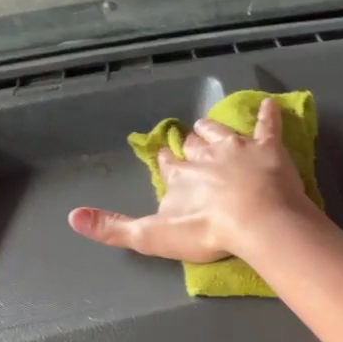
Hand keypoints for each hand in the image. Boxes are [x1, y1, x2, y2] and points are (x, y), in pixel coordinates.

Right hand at [69, 97, 314, 261]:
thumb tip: (72, 217)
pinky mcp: (269, 149)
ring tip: (212, 128)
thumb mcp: (153, 236)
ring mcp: (238, 148)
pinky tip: (270, 105)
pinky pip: (268, 125)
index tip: (167, 161)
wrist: (257, 222)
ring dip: (215, 129)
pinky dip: (269, 115)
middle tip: (193, 145)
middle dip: (191, 144)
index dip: (168, 163)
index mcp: (180, 176)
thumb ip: (114, 227)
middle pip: (194, 144)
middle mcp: (205, 155)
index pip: (168, 164)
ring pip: (221, 131)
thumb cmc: (206, 232)